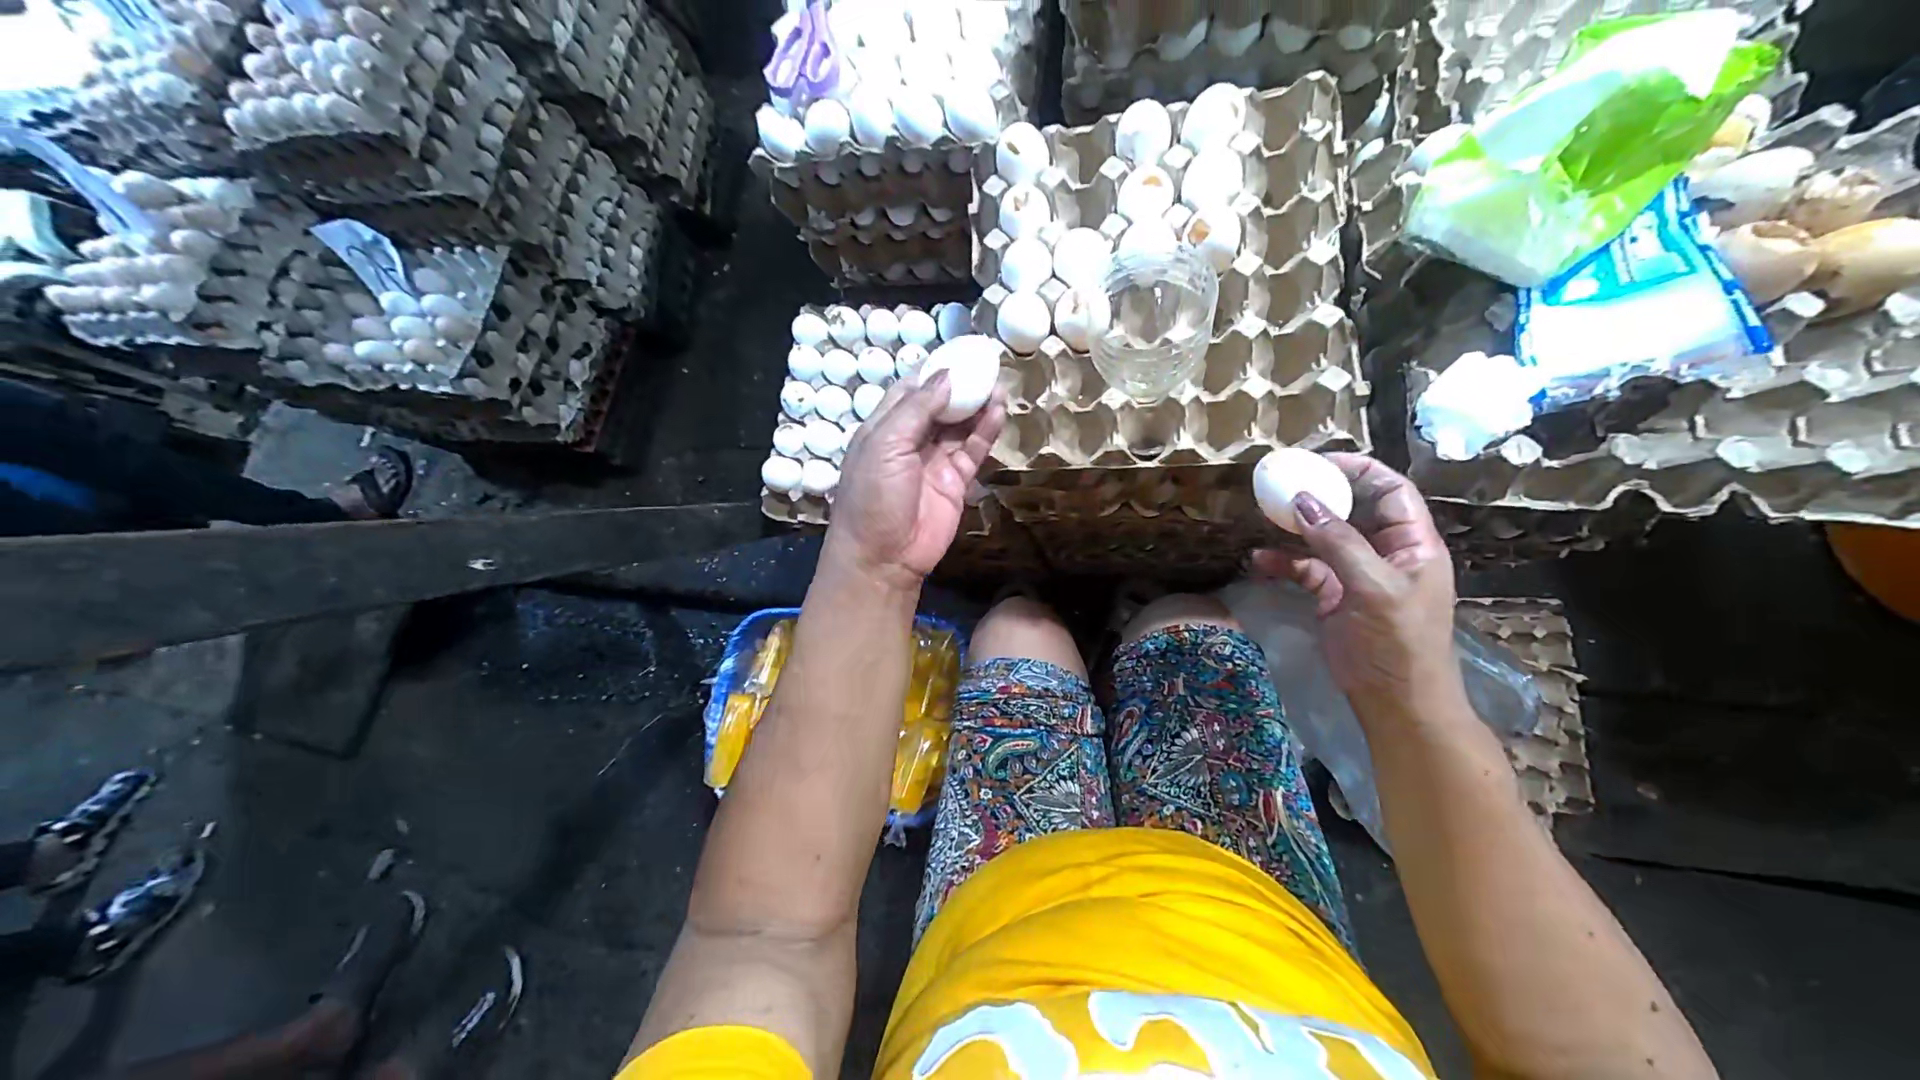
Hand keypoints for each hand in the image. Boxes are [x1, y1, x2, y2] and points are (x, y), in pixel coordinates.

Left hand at [825, 372, 1006, 590]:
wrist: (883, 557)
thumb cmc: (874, 497)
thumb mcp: (886, 445)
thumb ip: (916, 409)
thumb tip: (945, 377)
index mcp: (884, 428)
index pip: (909, 392)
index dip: (932, 373)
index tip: (958, 354)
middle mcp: (909, 441)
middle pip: (939, 406)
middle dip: (960, 387)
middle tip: (986, 365)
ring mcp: (934, 461)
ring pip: (960, 426)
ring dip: (977, 406)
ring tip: (998, 384)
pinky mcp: (955, 481)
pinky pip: (973, 450)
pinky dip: (986, 431)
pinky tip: (998, 412)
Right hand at [1250, 454, 1460, 717]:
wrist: (1393, 701)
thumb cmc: (1400, 643)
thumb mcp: (1375, 588)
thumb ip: (1339, 543)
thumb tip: (1302, 501)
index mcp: (1413, 543)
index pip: (1391, 491)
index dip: (1359, 470)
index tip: (1318, 462)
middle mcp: (1385, 552)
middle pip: (1352, 509)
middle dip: (1318, 496)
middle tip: (1280, 484)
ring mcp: (1356, 573)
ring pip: (1322, 538)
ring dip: (1293, 530)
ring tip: (1263, 518)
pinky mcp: (1332, 595)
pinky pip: (1304, 568)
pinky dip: (1282, 563)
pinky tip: (1258, 562)